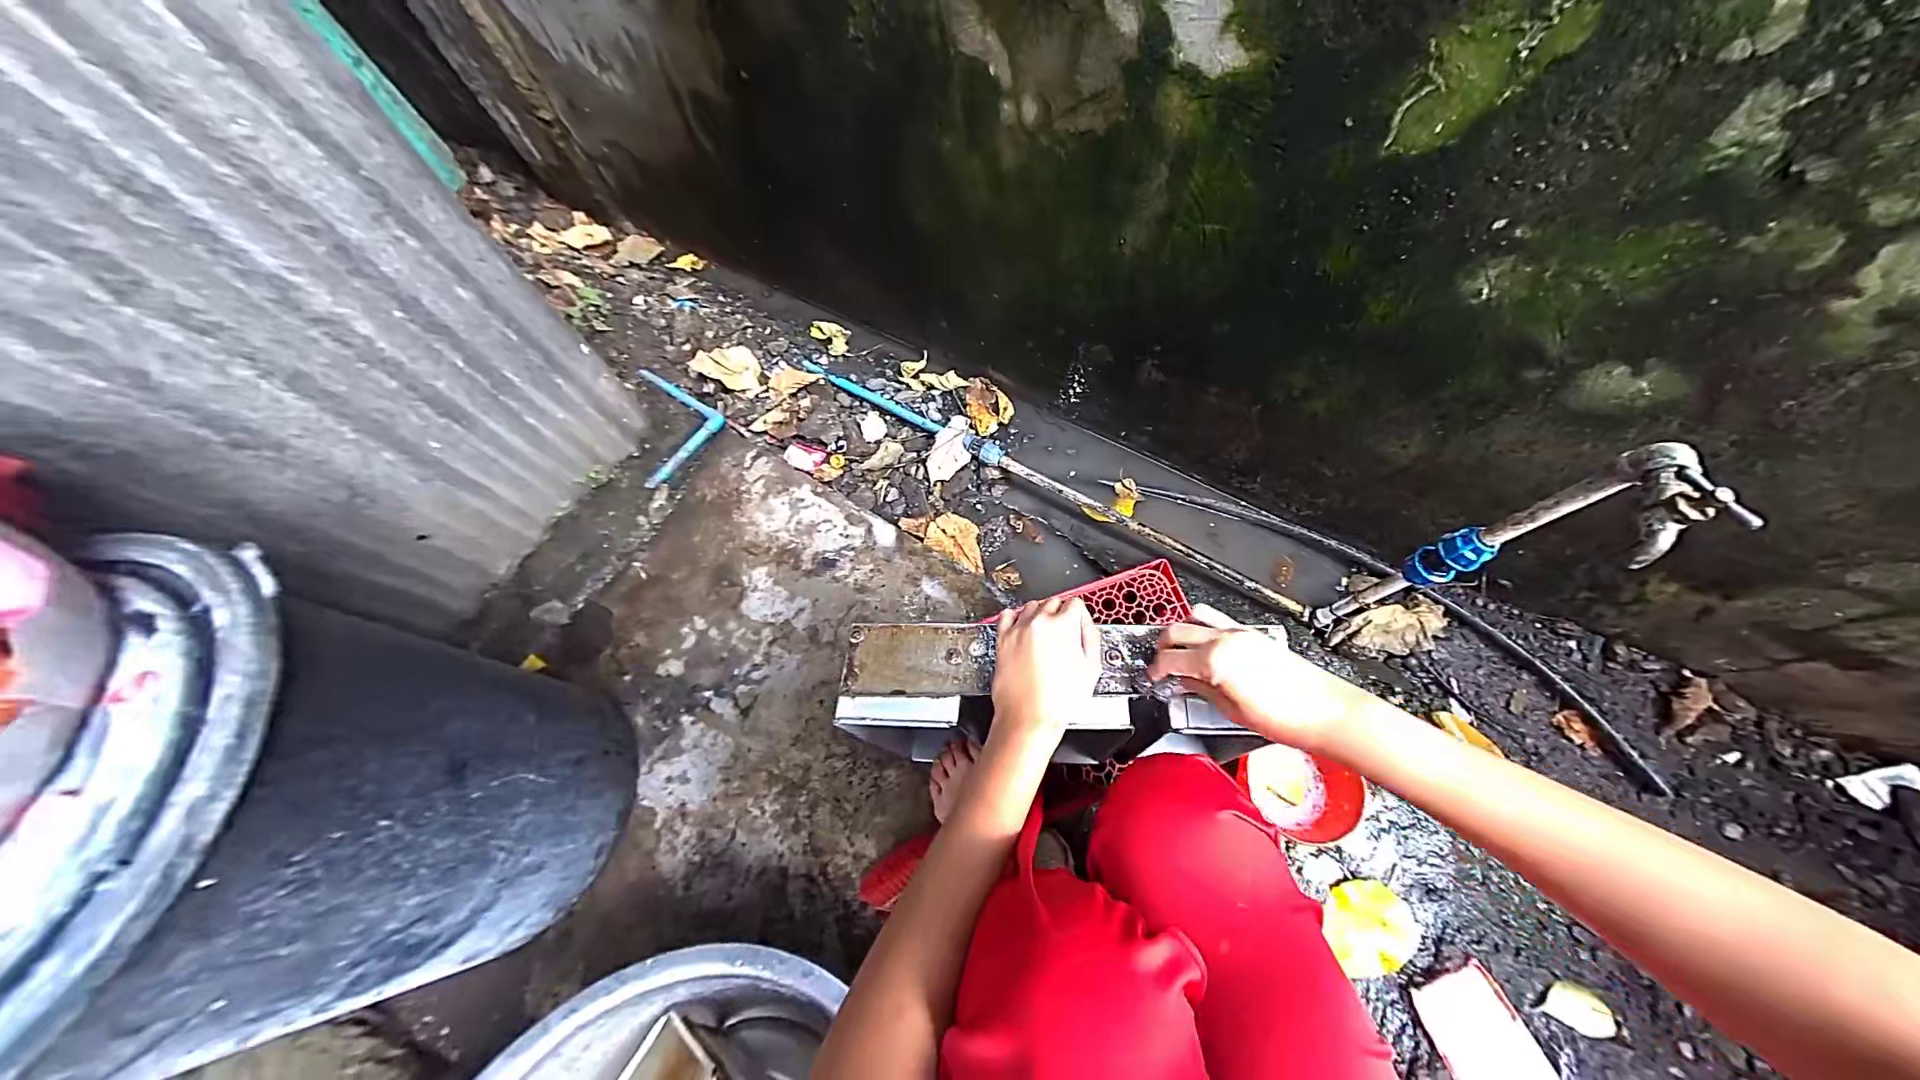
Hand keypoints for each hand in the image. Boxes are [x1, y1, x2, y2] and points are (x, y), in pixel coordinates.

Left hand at [990, 597, 1099, 755]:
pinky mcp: (1002, 639)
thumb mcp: (1091, 669)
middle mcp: (1039, 623)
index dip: (1079, 615)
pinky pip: (1008, 616)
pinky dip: (1016, 618)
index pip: (1075, 603)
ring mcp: (1018, 630)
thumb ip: (1091, 638)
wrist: (1029, 718)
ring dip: (1040, 615)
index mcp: (1063, 626)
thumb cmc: (1058, 701)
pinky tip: (1023, 628)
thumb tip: (1086, 624)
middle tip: (1063, 632)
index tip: (1077, 622)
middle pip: (1053, 602)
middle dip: (1061, 614)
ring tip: (1045, 634)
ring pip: (1032, 606)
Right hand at [1149, 604, 1335, 751]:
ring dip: (1180, 630)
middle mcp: (1225, 639)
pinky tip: (1206, 646)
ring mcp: (1241, 633)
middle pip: (1175, 631)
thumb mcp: (1232, 712)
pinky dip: (1203, 628)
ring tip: (1177, 649)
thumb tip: (1184, 684)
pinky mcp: (1255, 634)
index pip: (1169, 658)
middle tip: (1159, 663)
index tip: (1151, 677)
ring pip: (1195, 616)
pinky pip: (1218, 620)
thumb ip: (1201, 691)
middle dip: (1161, 647)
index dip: (1154, 670)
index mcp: (1214, 660)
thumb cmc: (1288, 717)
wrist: (1327, 712)